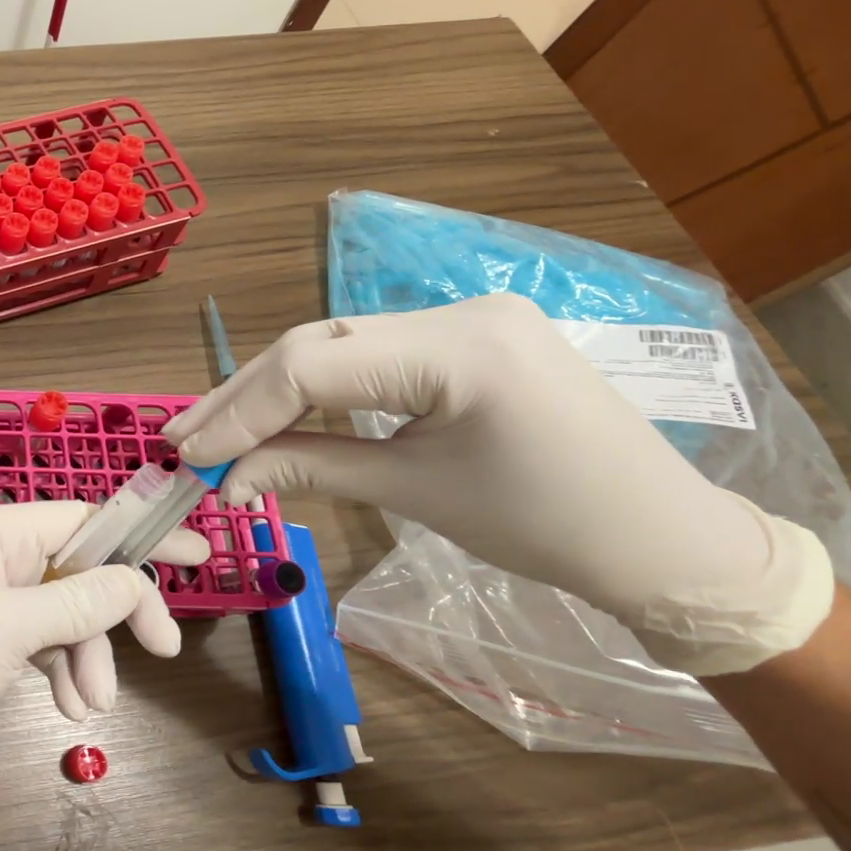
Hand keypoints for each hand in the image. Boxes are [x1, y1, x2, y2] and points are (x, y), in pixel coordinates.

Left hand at [0, 501, 209, 850]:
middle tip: (164, 650)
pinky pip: (39, 637)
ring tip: (90, 705)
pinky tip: (68, 704)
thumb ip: (78, 601)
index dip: (136, 537)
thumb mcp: (9, 630)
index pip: (77, 519)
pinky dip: (60, 666)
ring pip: (60, 609)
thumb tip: (134, 579)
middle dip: (110, 613)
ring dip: (85, 653)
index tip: (197, 555)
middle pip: (74, 568)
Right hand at [162, 293, 833, 676]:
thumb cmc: (547, 526)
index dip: (239, 409)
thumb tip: (224, 478)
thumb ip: (309, 467)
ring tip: (214, 429)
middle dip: (243, 397)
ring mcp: (465, 315)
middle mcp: (457, 309)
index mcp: (458, 346)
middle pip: (314, 344)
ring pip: (334, 344)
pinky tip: (278, 410)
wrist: (667, 541)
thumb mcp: (415, 493)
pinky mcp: (467, 334)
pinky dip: (316, 387)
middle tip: (184, 438)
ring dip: (271, 390)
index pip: (311, 362)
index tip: (188, 452)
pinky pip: (368, 353)